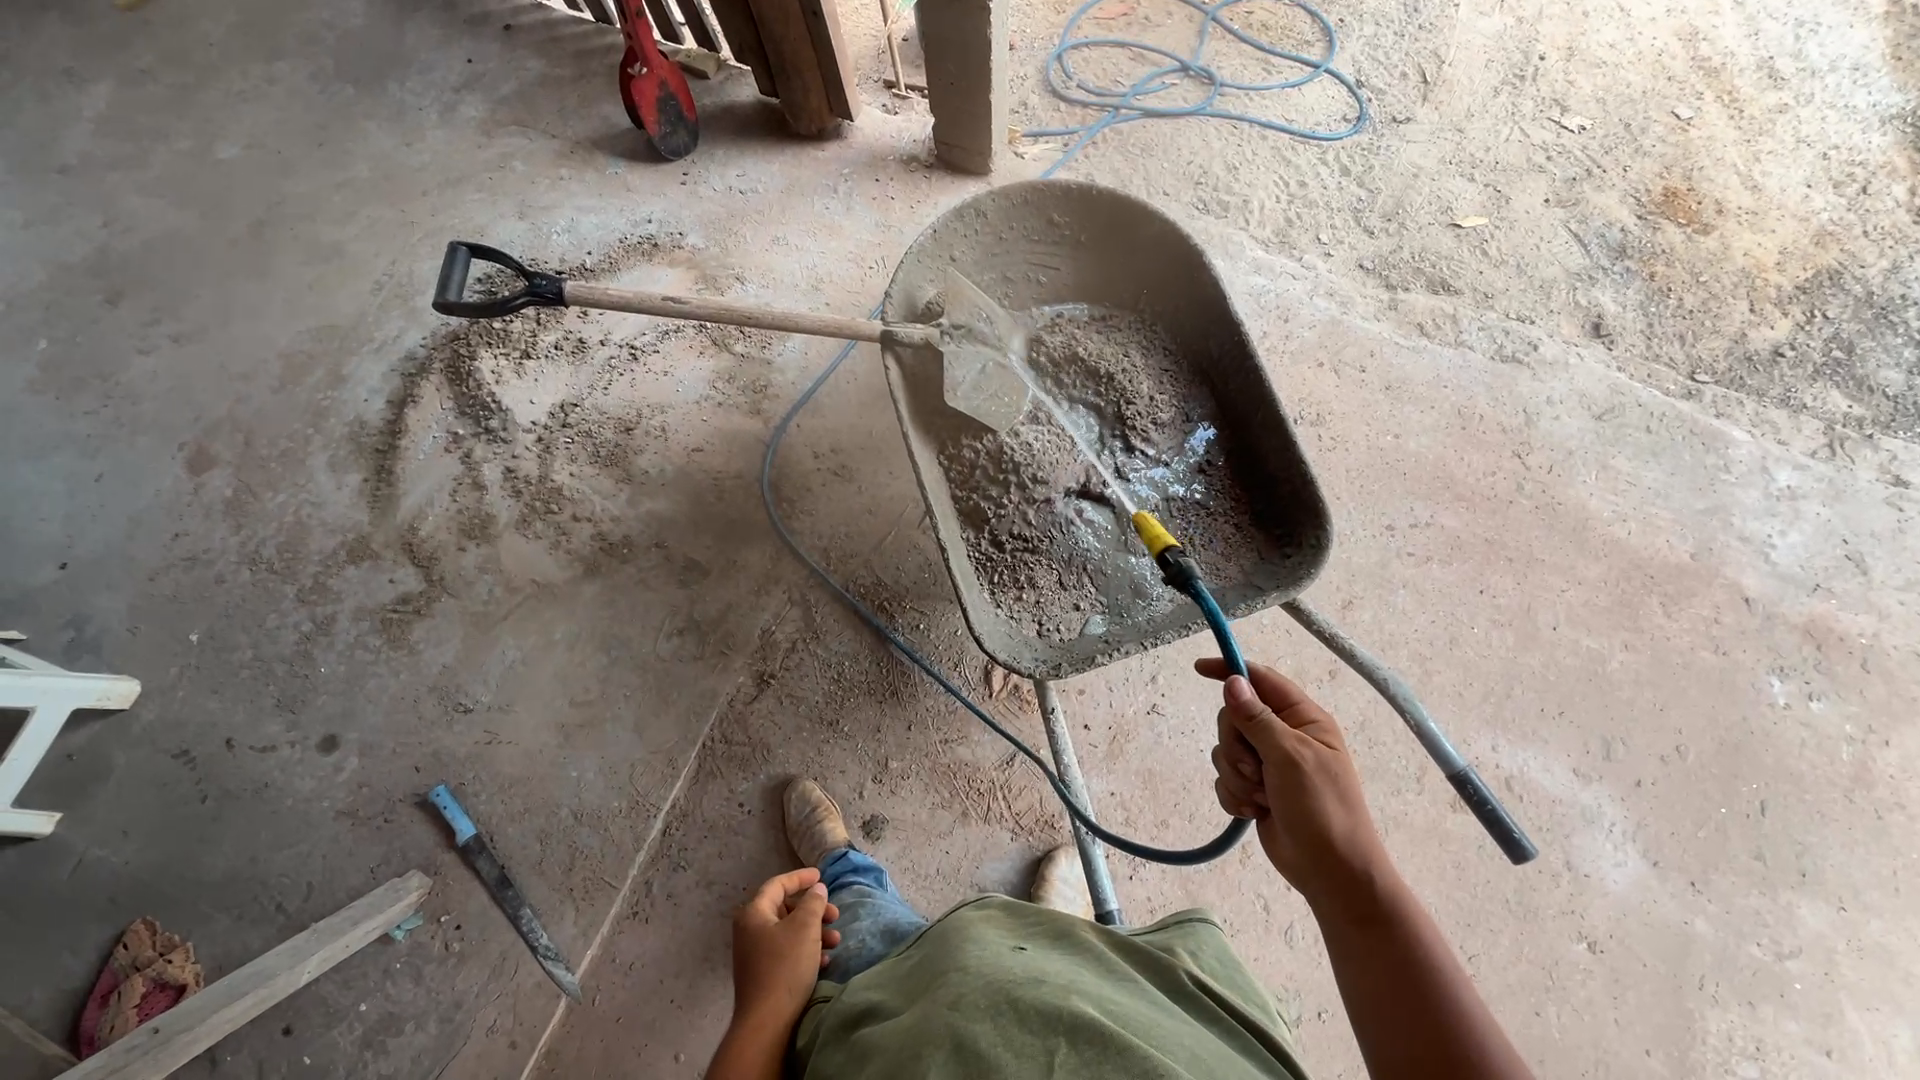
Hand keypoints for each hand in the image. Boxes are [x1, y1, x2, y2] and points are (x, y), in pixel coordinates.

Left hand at [730, 868, 841, 1026]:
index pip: (777, 885)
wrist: (766, 1022)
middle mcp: (750, 930)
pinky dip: (806, 951)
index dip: (800, 878)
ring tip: (836, 943)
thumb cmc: (785, 967)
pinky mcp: (763, 974)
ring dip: (814, 933)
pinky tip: (824, 961)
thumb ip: (813, 902)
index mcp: (754, 914)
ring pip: (789, 932)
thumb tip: (816, 889)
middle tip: (835, 916)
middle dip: (813, 911)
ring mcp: (755, 954)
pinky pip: (787, 953)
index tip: (821, 876)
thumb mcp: (804, 928)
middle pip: (785, 909)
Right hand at [1197, 658, 1393, 908]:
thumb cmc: (1322, 808)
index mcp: (1303, 718)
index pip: (1261, 680)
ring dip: (1236, 776)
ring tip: (1261, 797)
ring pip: (1225, 750)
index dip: (1230, 671)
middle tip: (1256, 770)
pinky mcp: (1255, 790)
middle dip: (1236, 746)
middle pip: (1234, 717)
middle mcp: (1284, 736)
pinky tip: (1254, 812)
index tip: (1198, 669)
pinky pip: (1225, 779)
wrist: (1330, 871)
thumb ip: (1256, 718)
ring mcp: (1269, 764)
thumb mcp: (1290, 757)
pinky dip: (1234, 795)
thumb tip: (1232, 680)